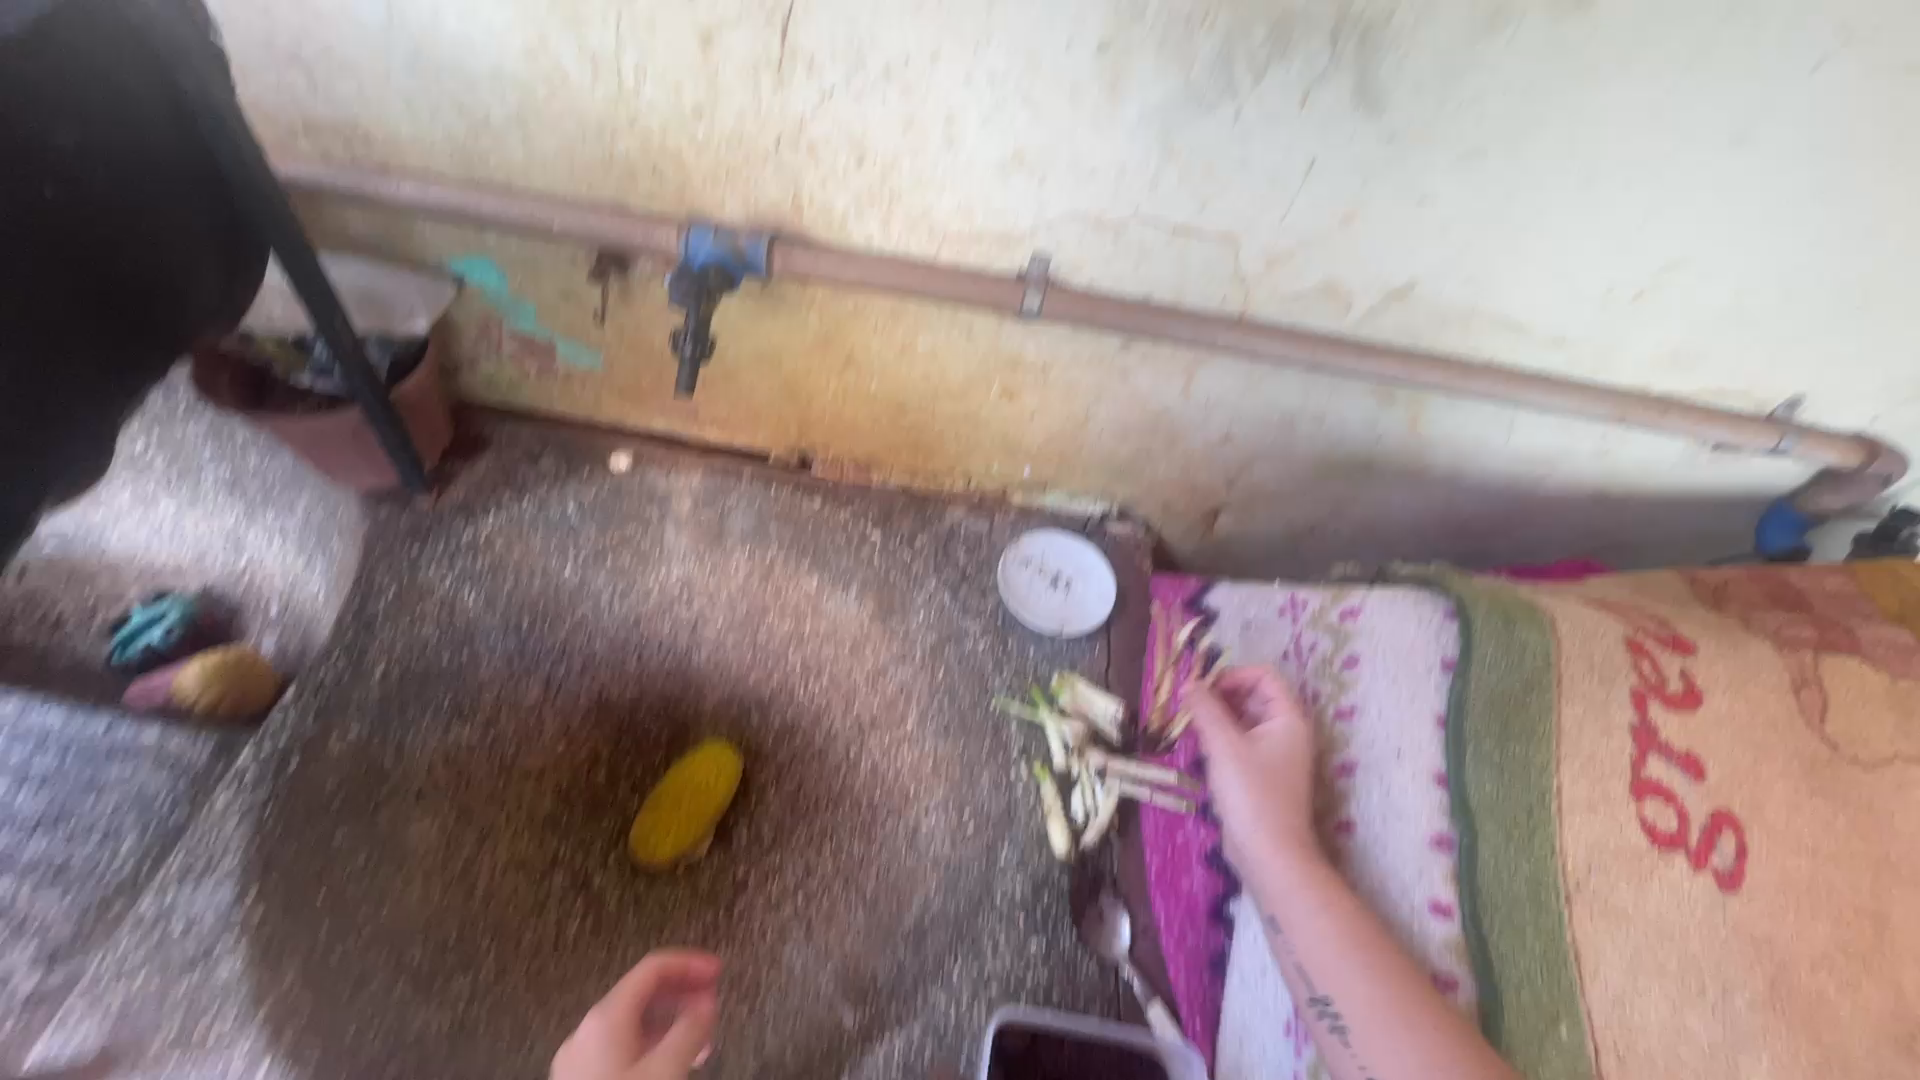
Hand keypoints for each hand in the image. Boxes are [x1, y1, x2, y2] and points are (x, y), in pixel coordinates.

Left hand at [552, 950, 720, 1079]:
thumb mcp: (667, 1071)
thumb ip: (691, 1030)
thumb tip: (706, 1003)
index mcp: (606, 1017)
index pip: (653, 968)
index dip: (690, 964)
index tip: (719, 972)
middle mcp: (586, 1031)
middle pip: (641, 993)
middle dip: (682, 994)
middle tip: (713, 1003)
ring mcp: (578, 1059)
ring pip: (632, 1023)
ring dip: (670, 1022)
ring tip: (701, 1040)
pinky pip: (621, 1047)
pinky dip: (651, 1044)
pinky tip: (671, 1064)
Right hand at [1185, 666, 1320, 870]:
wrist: (1269, 855)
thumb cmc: (1251, 794)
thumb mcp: (1224, 745)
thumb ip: (1205, 709)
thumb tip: (1188, 683)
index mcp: (1288, 719)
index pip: (1263, 676)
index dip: (1232, 675)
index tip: (1202, 689)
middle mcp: (1286, 732)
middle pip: (1252, 696)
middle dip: (1219, 696)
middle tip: (1188, 706)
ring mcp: (1274, 754)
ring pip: (1242, 720)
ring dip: (1216, 717)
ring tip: (1189, 726)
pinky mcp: (1260, 774)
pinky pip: (1239, 742)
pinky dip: (1219, 738)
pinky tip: (1199, 748)